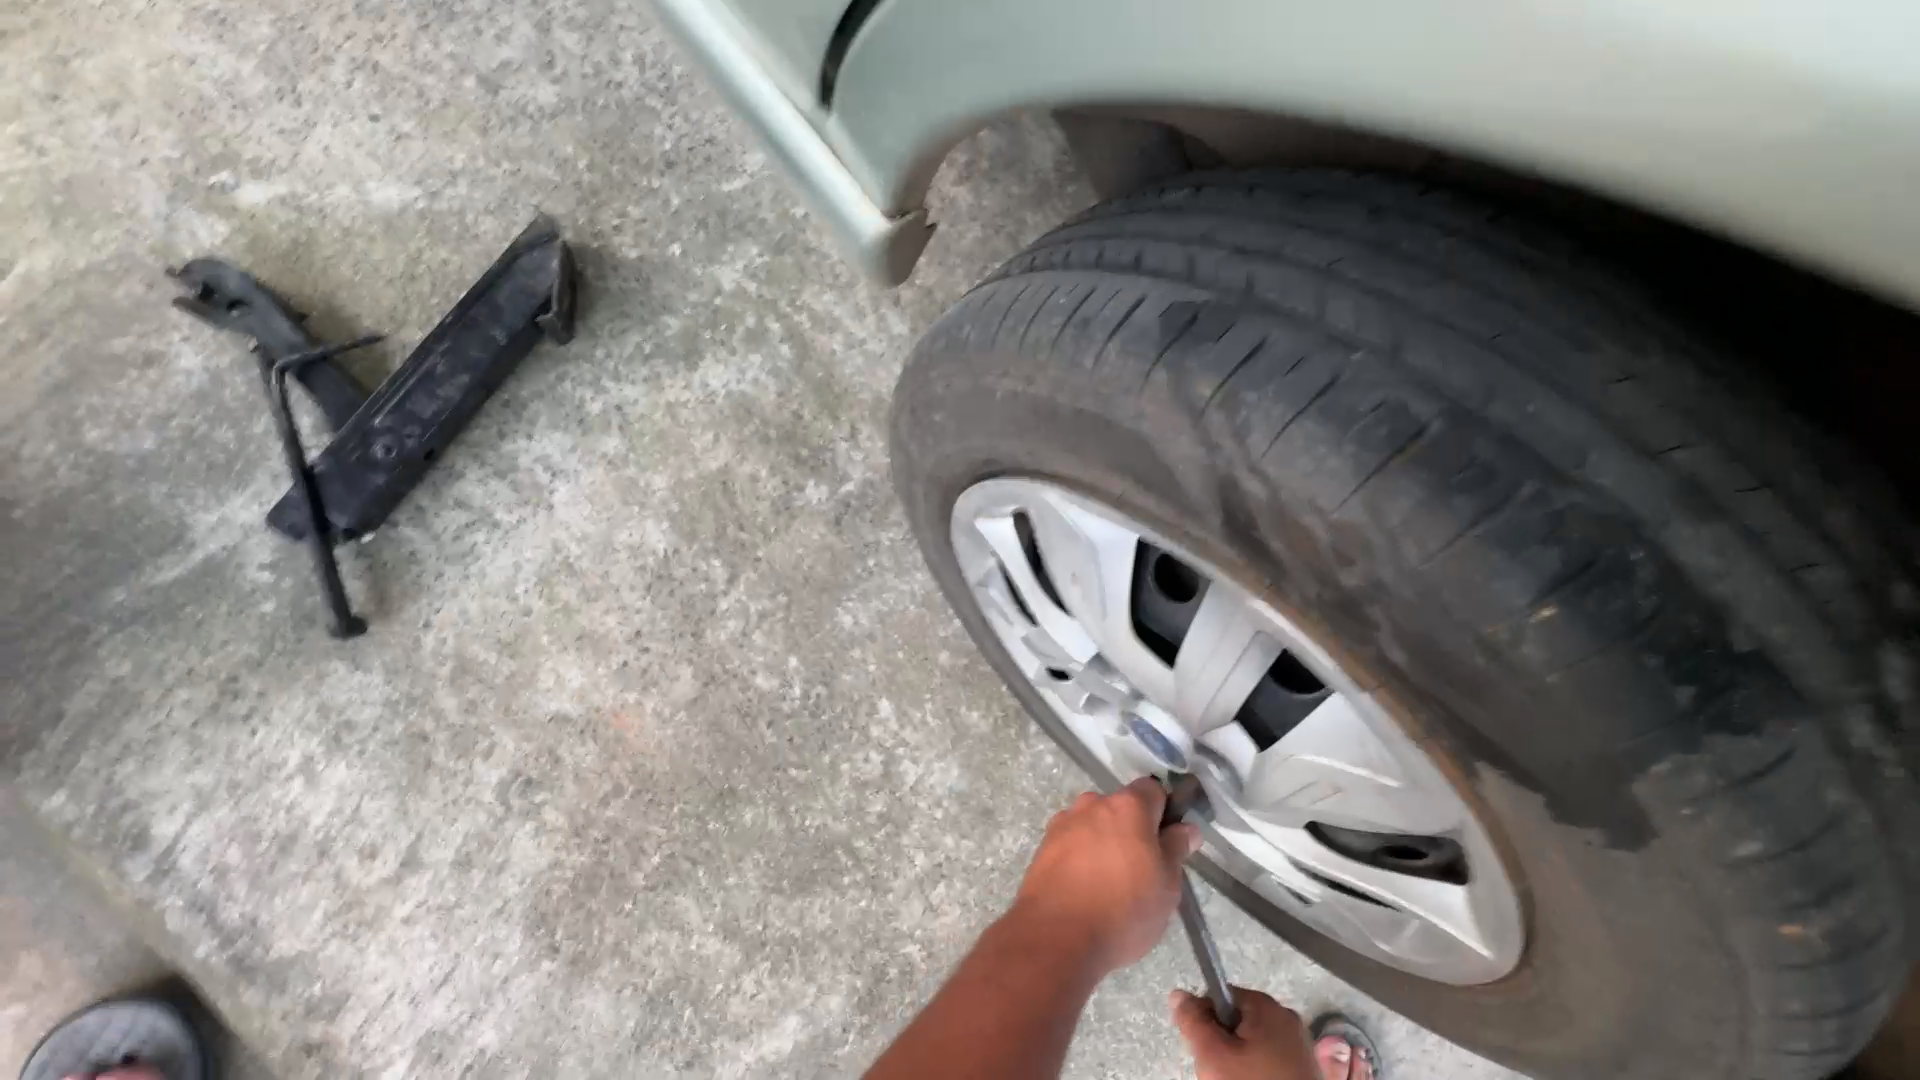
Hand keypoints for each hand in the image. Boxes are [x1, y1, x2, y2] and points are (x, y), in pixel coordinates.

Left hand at [1010, 777, 1201, 975]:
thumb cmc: (1124, 910)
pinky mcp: (1043, 845)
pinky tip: (1083, 888)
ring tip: (1107, 884)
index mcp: (1127, 807)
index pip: (1152, 790)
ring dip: (1103, 842)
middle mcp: (1092, 804)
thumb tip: (1186, 828)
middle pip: (1119, 808)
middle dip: (1131, 830)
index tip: (1166, 842)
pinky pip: (1071, 843)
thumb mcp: (1166, 886)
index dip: (1163, 812)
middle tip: (1140, 870)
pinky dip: (1079, 857)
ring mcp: (1063, 823)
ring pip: (1093, 825)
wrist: (1057, 936)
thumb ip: (1176, 849)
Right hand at [1171, 988, 1320, 1079]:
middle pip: (1238, 1019)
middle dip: (1224, 1041)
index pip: (1220, 996)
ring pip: (1254, 1042)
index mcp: (1266, 1005)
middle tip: (1221, 1068)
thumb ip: (1192, 1020)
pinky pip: (1272, 1059)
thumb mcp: (1213, 1055)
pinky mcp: (1307, 1068)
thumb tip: (1179, 995)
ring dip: (1241, 1058)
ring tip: (1236, 1078)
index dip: (1205, 1019)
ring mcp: (1302, 1044)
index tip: (1206, 1046)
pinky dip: (1260, 1069)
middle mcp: (1287, 1017)